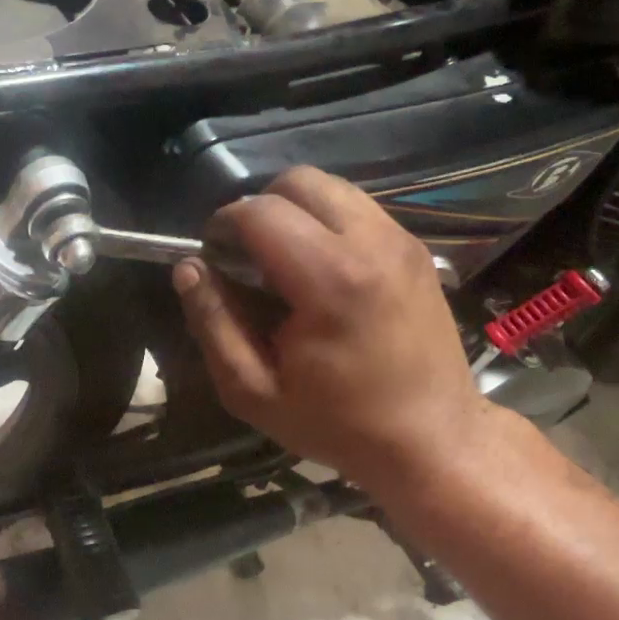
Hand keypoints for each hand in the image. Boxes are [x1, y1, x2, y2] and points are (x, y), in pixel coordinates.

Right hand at [173, 166, 496, 488]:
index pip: (260, 212)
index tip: (212, 259)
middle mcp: (371, 243)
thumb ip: (213, 324)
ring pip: (332, 189)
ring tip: (278, 262)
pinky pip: (358, 210)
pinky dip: (325, 223)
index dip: (222, 226)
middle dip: (258, 208)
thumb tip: (187, 269)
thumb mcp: (252, 390)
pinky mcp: (415, 249)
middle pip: (299, 182)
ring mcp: (400, 241)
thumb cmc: (336, 423)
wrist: (431, 437)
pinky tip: (316, 271)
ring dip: (293, 212)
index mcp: (329, 279)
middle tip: (243, 257)